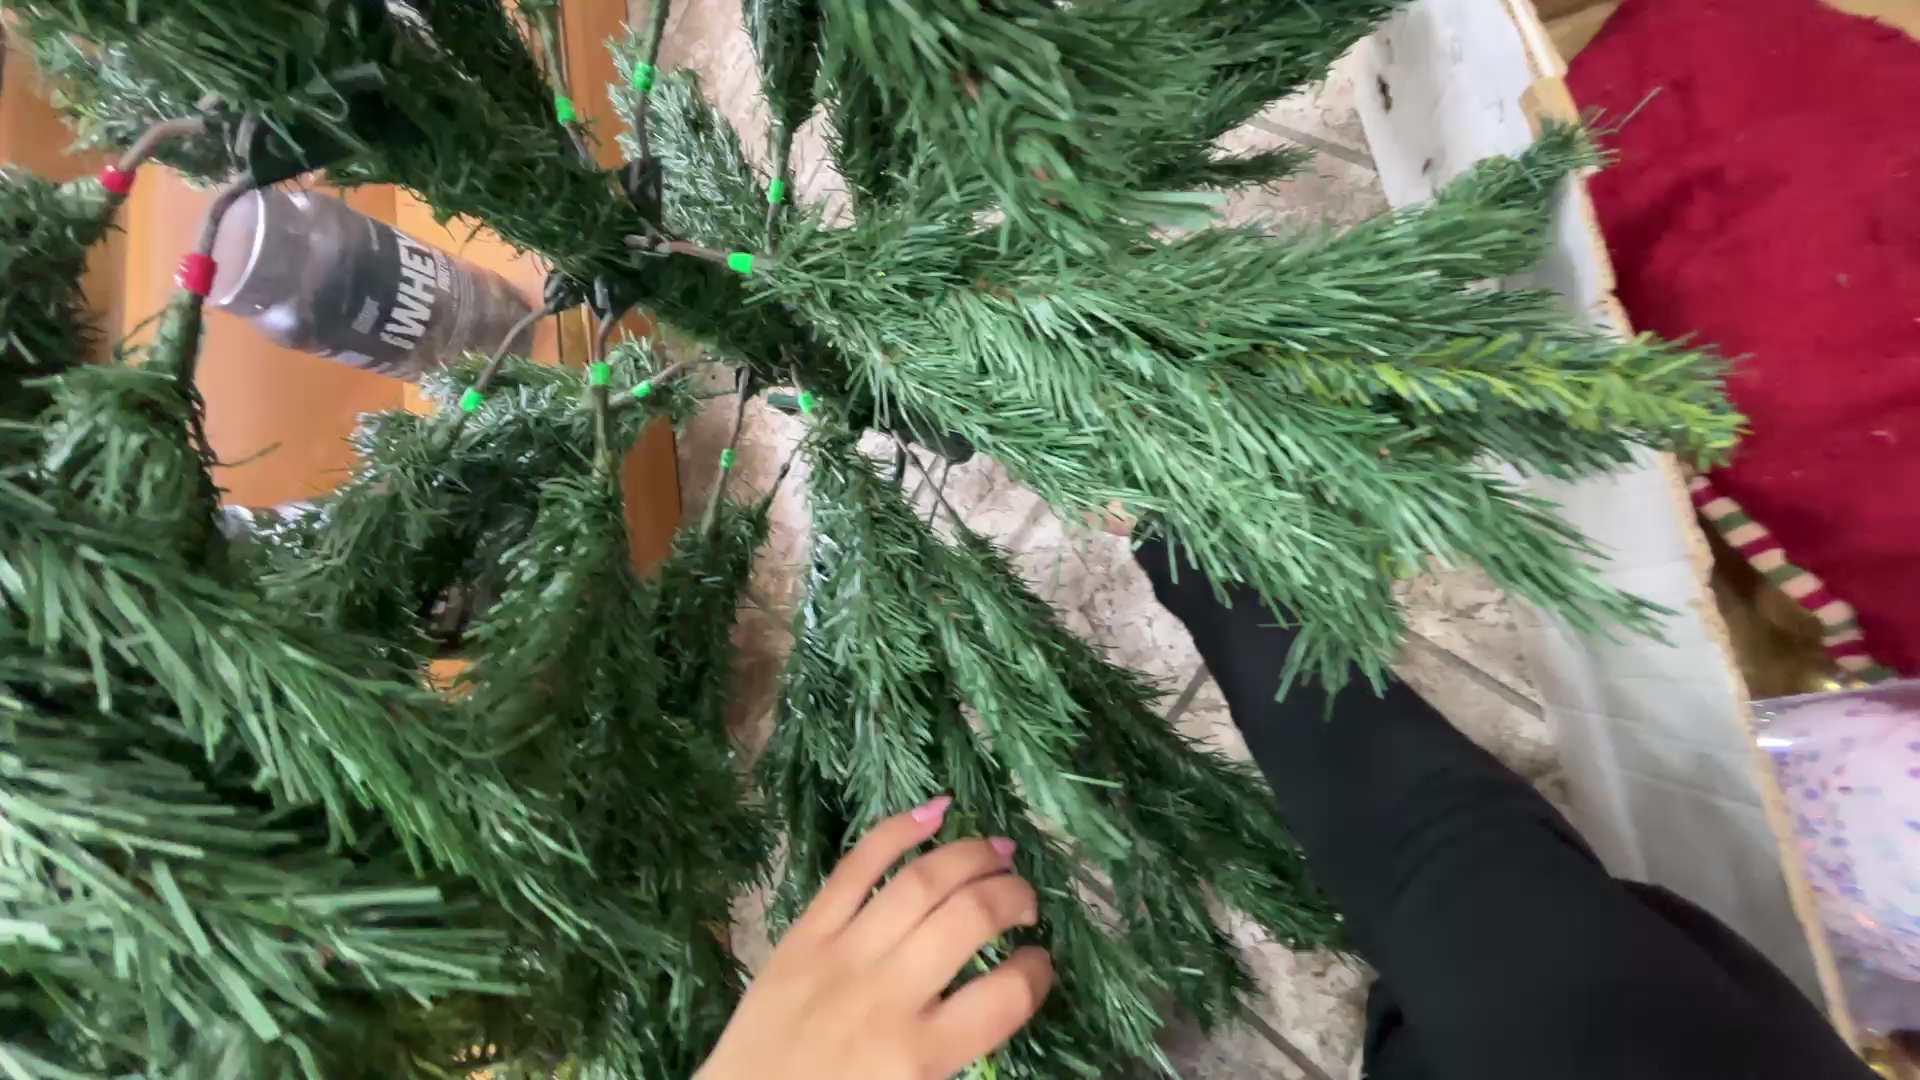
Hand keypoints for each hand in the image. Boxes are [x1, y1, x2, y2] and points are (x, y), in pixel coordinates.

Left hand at [697, 797, 1053, 1079]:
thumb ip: (954, 1049)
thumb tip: (1001, 991)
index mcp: (917, 1059)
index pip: (1004, 1000)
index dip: (1037, 972)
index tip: (1041, 961)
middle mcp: (887, 996)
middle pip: (969, 919)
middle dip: (1013, 896)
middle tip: (1027, 897)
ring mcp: (843, 954)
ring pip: (921, 881)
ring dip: (972, 855)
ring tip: (1002, 850)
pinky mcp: (806, 930)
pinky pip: (858, 866)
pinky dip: (900, 830)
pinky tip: (939, 810)